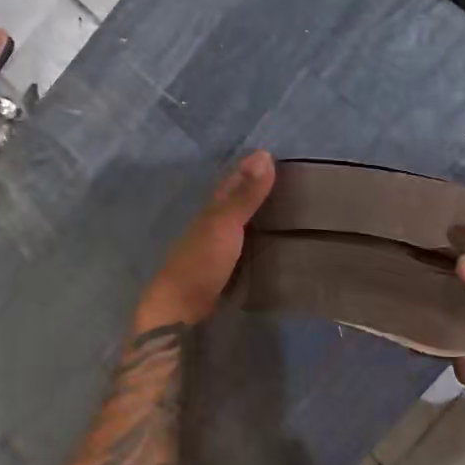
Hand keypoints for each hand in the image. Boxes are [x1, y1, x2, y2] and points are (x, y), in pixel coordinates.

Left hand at [136, 151, 275, 328]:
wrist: (180, 309)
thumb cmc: (201, 261)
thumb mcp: (225, 223)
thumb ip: (245, 195)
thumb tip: (265, 155)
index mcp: (210, 212)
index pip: (230, 183)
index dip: (247, 169)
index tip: (271, 157)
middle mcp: (210, 227)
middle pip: (233, 203)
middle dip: (253, 192)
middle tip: (284, 182)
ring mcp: (214, 251)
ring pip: (238, 225)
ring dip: (256, 217)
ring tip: (284, 211)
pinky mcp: (221, 273)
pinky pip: (243, 247)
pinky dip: (256, 240)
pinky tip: (269, 245)